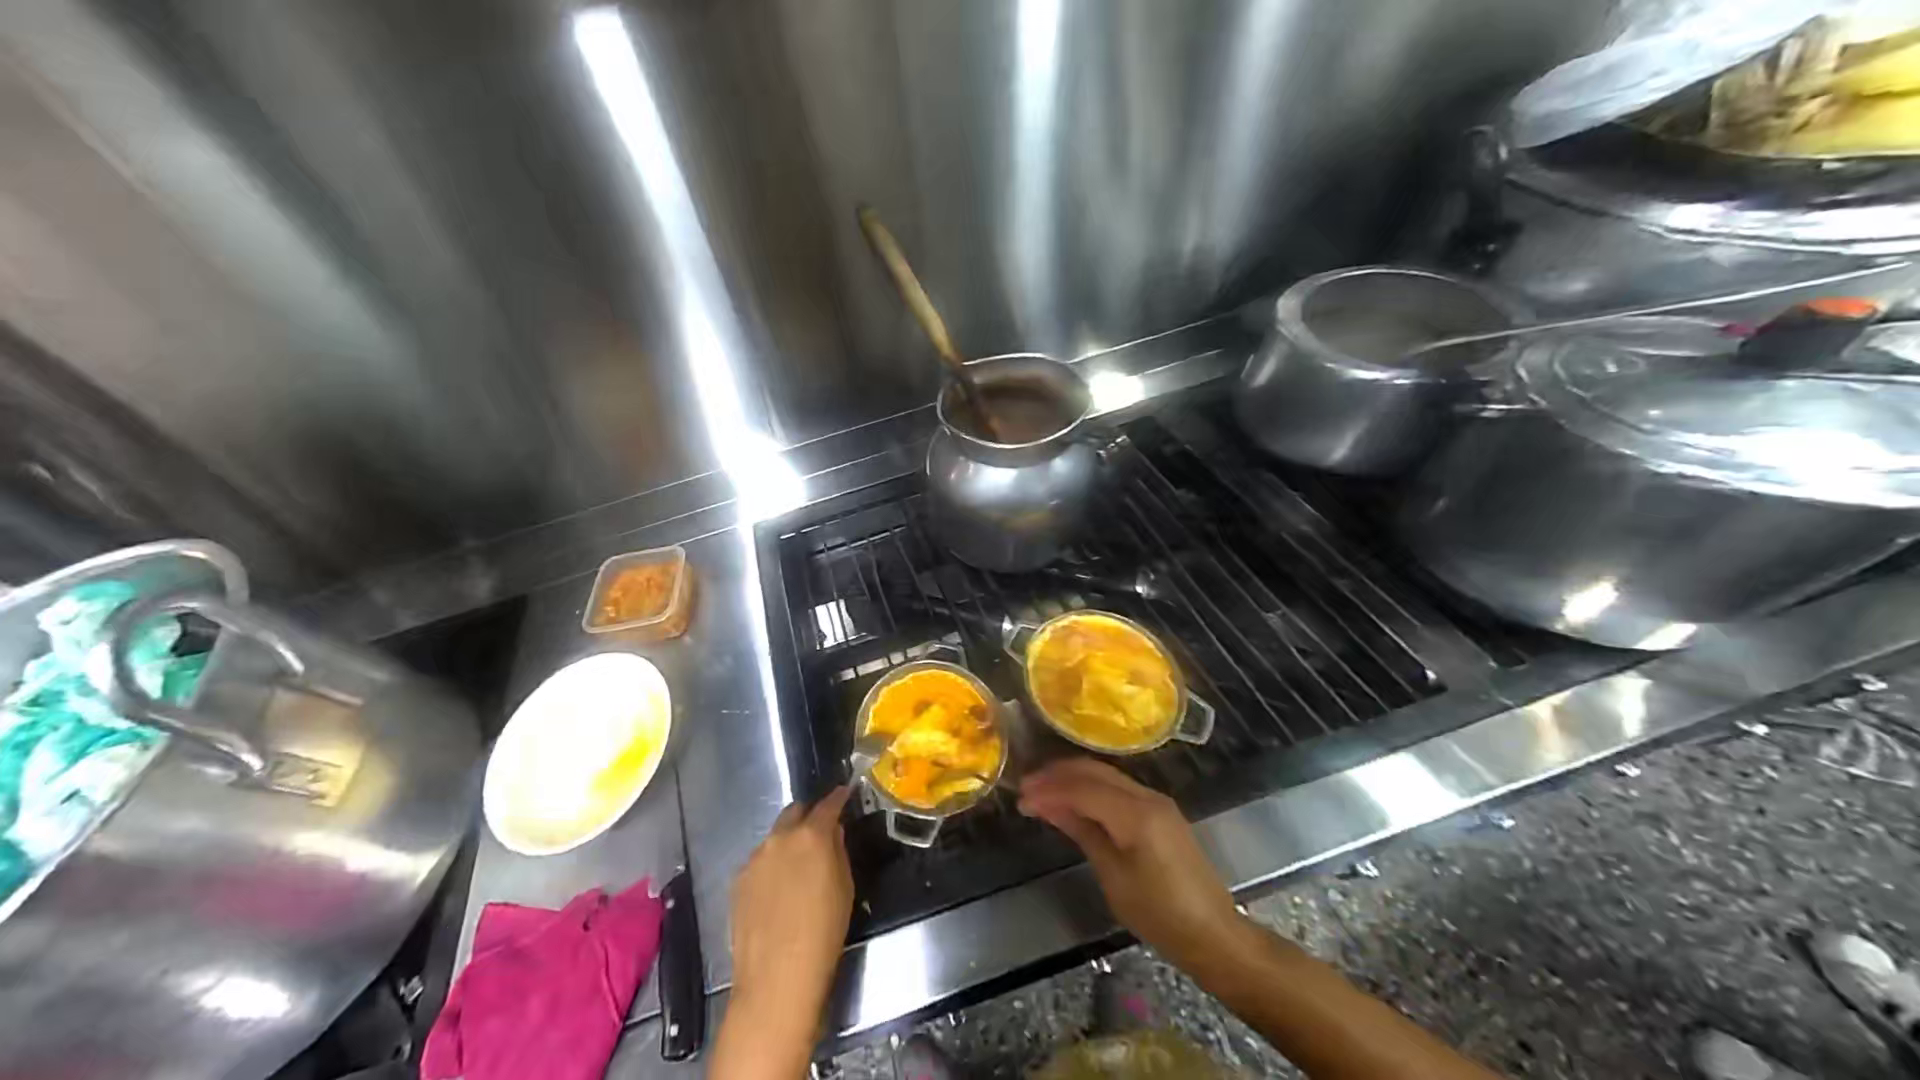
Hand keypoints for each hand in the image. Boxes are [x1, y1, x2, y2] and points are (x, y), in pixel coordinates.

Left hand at [728, 786, 852, 1013]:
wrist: (777, 977)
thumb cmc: (824, 932)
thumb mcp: (845, 887)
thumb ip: (838, 851)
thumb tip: (833, 833)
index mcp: (812, 835)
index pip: (828, 804)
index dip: (838, 797)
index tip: (845, 793)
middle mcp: (779, 838)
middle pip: (795, 812)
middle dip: (809, 815)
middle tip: (821, 831)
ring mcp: (754, 858)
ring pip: (775, 838)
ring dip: (788, 842)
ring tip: (798, 868)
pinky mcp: (738, 881)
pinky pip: (760, 862)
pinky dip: (772, 865)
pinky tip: (778, 890)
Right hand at [1018, 759, 1245, 967]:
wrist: (1213, 934)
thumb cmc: (1159, 914)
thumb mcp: (1113, 877)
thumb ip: (1082, 832)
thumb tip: (1047, 805)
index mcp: (1137, 814)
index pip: (1083, 788)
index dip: (1049, 789)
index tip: (1020, 796)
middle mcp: (1148, 796)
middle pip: (1095, 771)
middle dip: (1057, 775)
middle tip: (1026, 787)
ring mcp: (1157, 801)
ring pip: (1106, 775)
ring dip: (1073, 779)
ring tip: (1042, 791)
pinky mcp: (1160, 811)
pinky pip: (1118, 788)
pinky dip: (1091, 788)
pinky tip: (1073, 801)